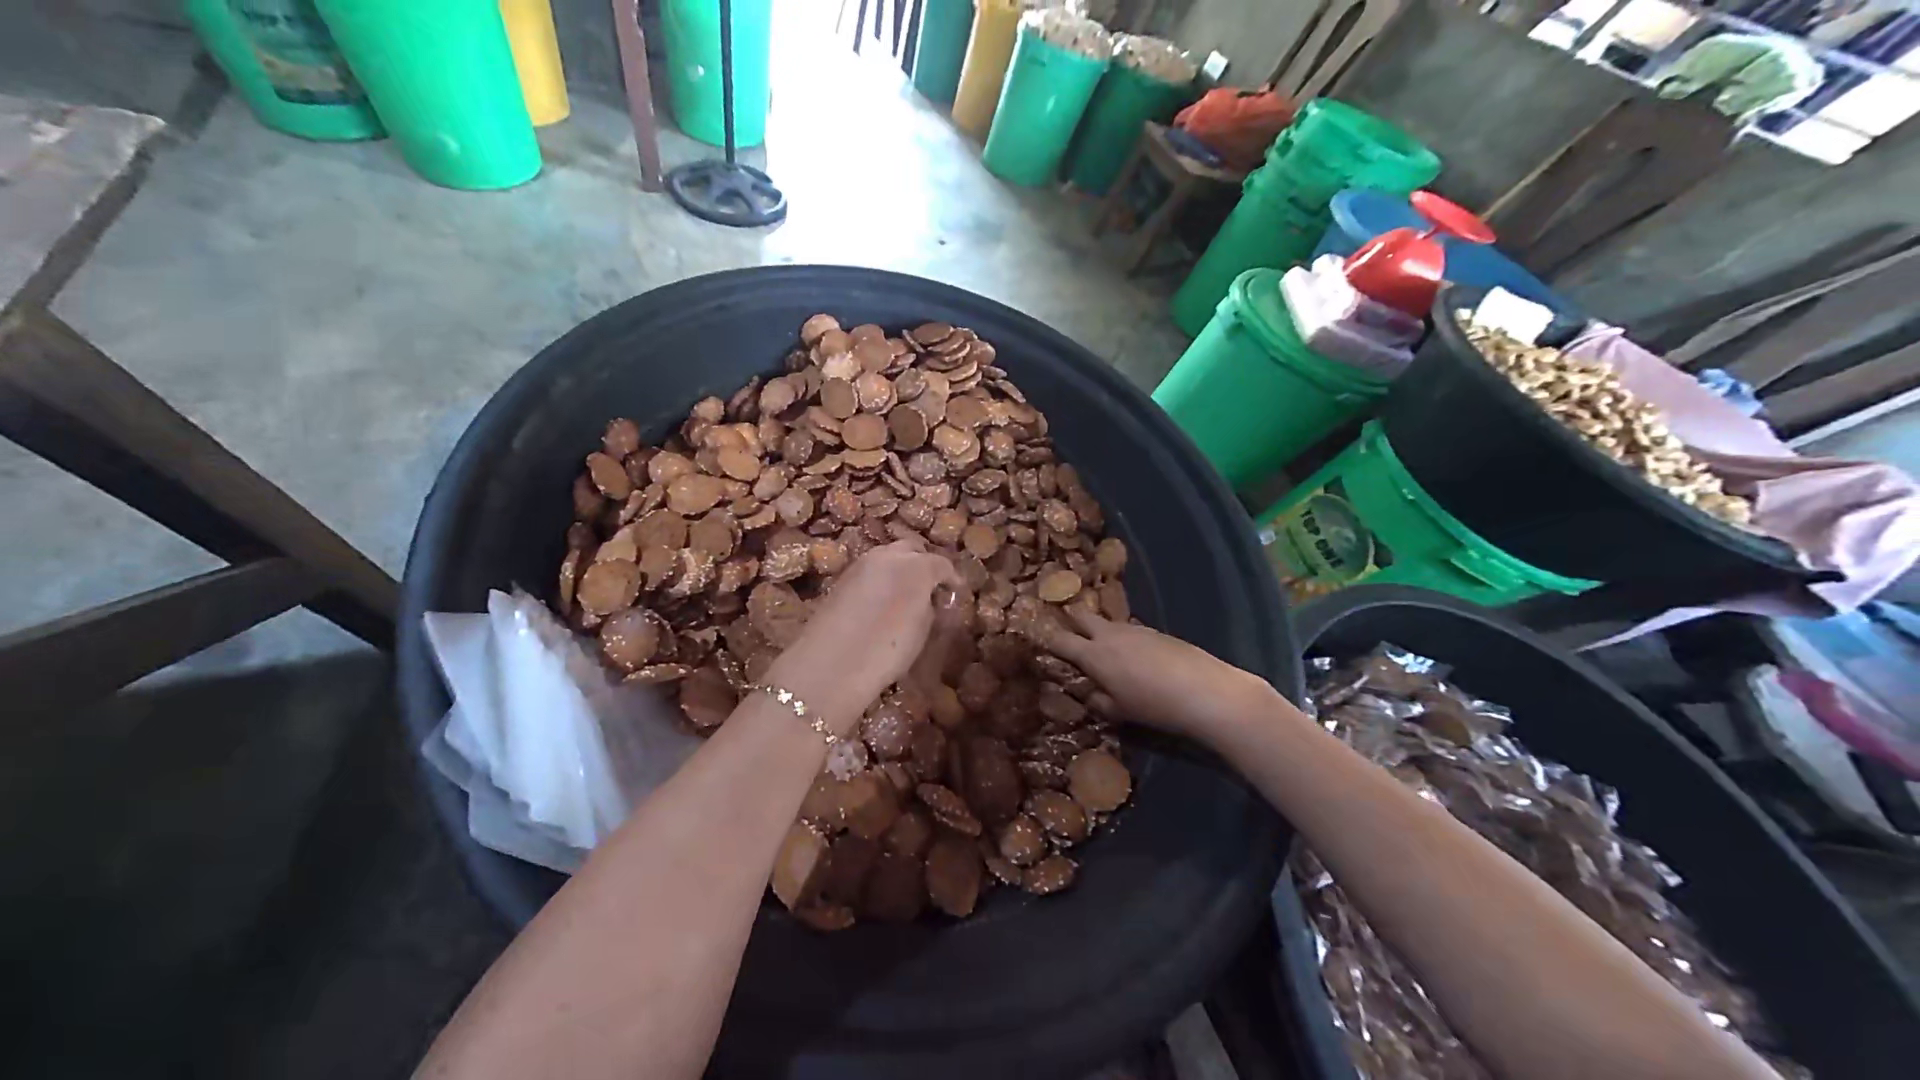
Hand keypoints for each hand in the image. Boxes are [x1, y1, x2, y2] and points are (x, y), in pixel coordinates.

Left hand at [767, 540, 960, 734]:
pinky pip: (869, 571)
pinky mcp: (841, 578)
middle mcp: (888, 556)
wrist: (833, 662)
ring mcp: (861, 564)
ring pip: (887, 557)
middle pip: (912, 549)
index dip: (952, 579)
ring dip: (900, 569)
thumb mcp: (923, 630)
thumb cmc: (889, 648)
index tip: (957, 594)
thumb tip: (930, 601)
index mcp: (917, 566)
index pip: (942, 564)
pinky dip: (880, 579)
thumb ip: (931, 608)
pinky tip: (881, 602)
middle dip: (924, 564)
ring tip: (905, 595)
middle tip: (930, 588)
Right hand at [1040, 609, 1283, 747]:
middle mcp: (1109, 635)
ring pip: (1108, 622)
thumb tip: (1090, 693)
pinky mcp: (1156, 631)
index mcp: (1093, 655)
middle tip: (1065, 625)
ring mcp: (1134, 629)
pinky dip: (1123, 637)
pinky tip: (1133, 653)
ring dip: (1099, 628)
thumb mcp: (1119, 711)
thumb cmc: (1154, 705)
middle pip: (1082, 616)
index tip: (1037, 636)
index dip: (1047, 638)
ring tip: (1100, 642)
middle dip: (1071, 618)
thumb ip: (1099, 700)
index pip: (1061, 641)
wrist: (1204, 690)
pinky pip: (1129, 629)